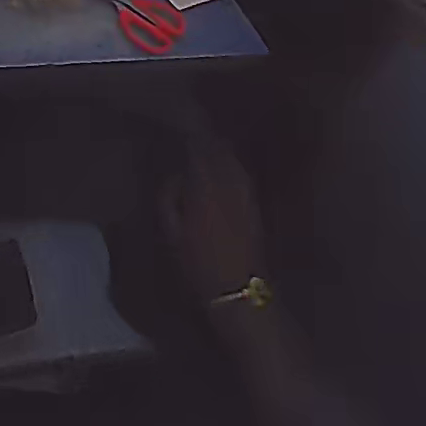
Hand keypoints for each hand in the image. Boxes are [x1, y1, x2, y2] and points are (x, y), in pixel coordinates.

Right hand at [159, 145, 265, 301]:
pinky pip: (244, 177)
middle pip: (220, 153)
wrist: (240, 295)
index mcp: (204, 191)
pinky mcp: (256, 208)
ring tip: (210, 144)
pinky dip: (234, 166)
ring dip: (222, 151)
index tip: (179, 131)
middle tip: (193, 133)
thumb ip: (168, 197)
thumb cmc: (198, 265)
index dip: (190, 139)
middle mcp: (228, 188)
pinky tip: (227, 167)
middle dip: (207, 140)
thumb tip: (174, 176)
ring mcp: (246, 197)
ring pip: (234, 162)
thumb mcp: (171, 231)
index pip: (198, 153)